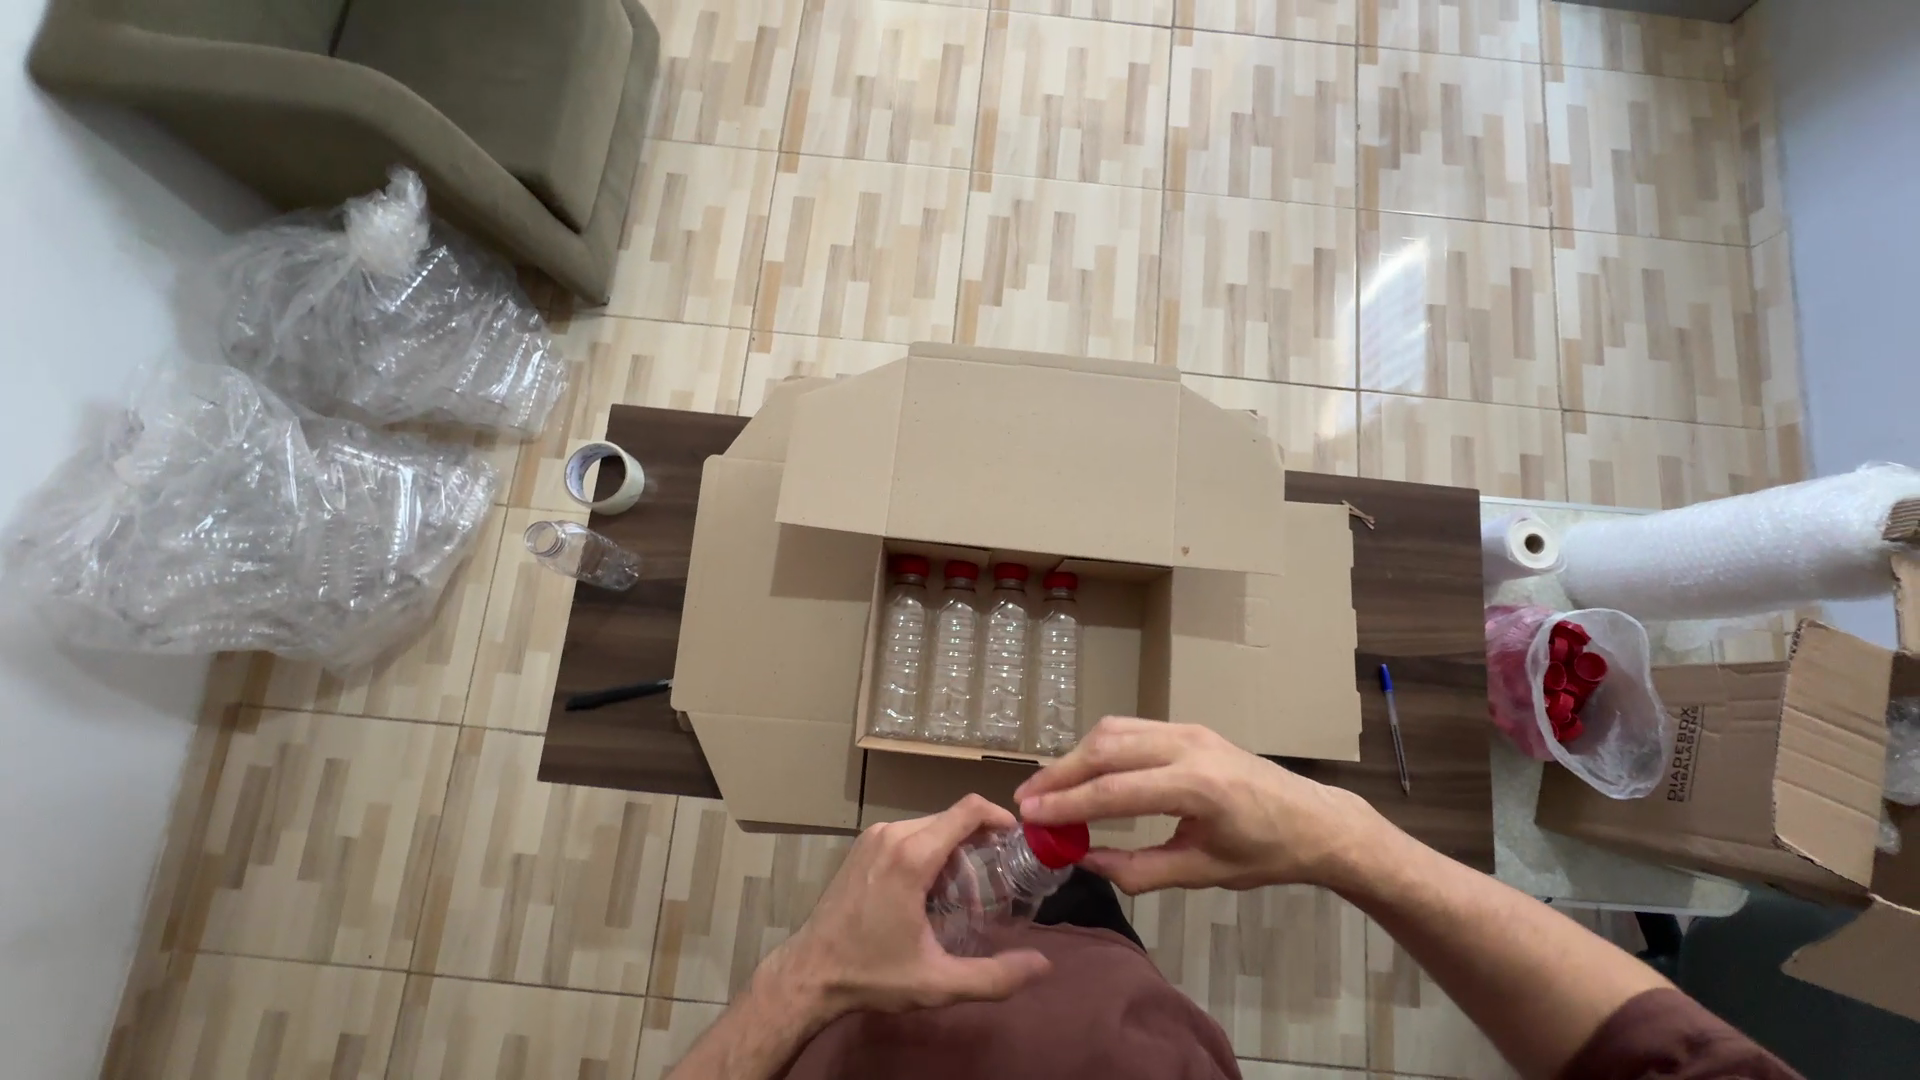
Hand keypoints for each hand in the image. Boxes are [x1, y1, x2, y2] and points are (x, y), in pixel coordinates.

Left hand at [760, 795, 1051, 1021]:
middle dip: (977, 846)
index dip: (998, 816)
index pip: (967, 810)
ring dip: (952, 851)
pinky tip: (929, 891)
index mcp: (912, 856)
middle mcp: (893, 833)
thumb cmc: (873, 974)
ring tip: (961, 896)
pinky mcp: (863, 843)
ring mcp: (874, 835)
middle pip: (951, 820)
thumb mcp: (938, 982)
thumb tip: (1044, 965)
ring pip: (930, 826)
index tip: (1016, 839)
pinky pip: (909, 833)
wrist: (809, 972)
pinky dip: (928, 851)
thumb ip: (995, 975)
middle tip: (992, 885)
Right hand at [1014, 716, 1384, 893]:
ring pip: (1113, 730)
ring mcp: (1187, 729)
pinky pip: (1130, 727)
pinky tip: (1083, 769)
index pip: (1115, 791)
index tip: (1030, 816)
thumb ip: (1137, 870)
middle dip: (1060, 774)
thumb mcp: (1201, 873)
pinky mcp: (1186, 726)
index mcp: (1197, 788)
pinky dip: (1098, 746)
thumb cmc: (1263, 854)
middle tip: (1027, 800)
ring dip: (1074, 756)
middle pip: (1106, 749)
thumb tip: (1081, 859)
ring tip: (1048, 787)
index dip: (1067, 804)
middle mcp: (1188, 747)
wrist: (1312, 819)